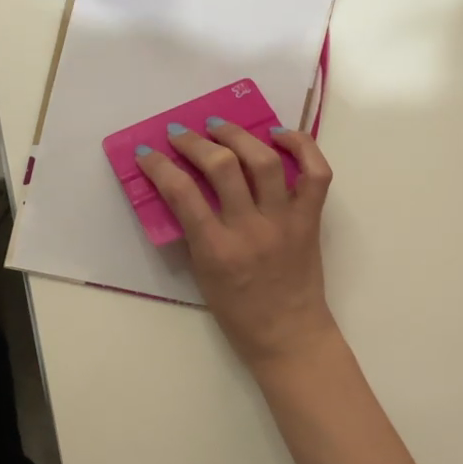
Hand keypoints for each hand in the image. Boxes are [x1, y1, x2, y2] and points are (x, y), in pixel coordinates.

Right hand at [136, 121, 336, 369]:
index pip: (181, 192)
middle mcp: (251, 229)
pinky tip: (278, 136)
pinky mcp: (310, 219)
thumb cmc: (237, 312)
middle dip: (195, 142)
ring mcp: (284, 221)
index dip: (158, 165)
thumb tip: (179, 188)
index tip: (146, 152)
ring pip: (265, 161)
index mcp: (217, 249)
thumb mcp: (201, 273)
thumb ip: (192, 231)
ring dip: (238, 135)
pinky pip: (315, 174)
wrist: (290, 336)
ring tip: (220, 126)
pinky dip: (301, 147)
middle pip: (222, 167)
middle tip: (180, 133)